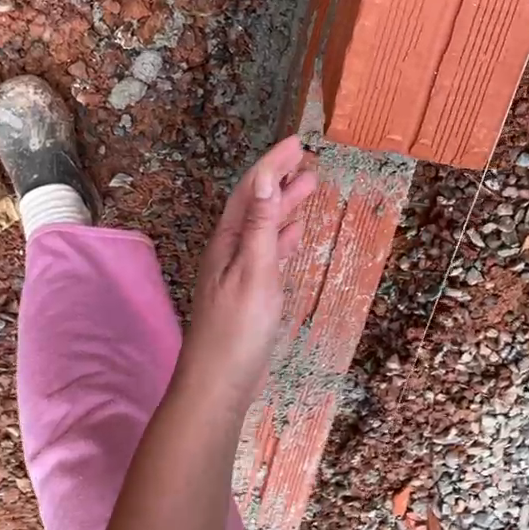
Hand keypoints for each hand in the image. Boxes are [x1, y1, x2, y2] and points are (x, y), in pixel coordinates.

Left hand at [175, 136, 318, 407]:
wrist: (218, 386)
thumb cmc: (237, 329)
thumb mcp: (254, 272)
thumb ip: (262, 226)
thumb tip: (266, 177)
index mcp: (227, 240)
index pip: (252, 190)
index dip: (273, 164)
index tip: (298, 143)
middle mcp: (229, 250)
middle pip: (257, 203)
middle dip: (280, 178)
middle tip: (307, 157)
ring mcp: (237, 271)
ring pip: (264, 226)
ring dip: (285, 204)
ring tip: (310, 186)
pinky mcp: (248, 292)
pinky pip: (268, 251)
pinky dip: (283, 237)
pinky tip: (296, 234)